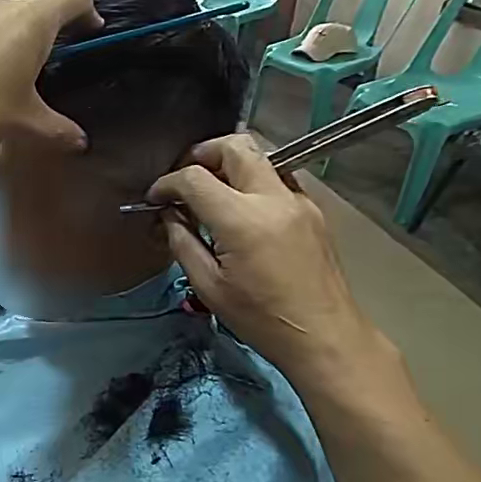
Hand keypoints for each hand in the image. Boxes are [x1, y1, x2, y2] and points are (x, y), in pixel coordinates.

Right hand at [147, 134, 390, 383]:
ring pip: (260, 155)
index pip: (195, 177)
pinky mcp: (313, 209)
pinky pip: (278, 177)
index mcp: (242, 220)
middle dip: (202, 153)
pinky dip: (254, 180)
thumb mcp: (209, 287)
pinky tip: (243, 208)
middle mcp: (273, 198)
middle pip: (234, 145)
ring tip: (212, 190)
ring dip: (230, 162)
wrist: (324, 336)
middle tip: (185, 178)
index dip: (168, 183)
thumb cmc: (262, 320)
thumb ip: (183, 243)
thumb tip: (169, 215)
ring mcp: (298, 200)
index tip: (156, 197)